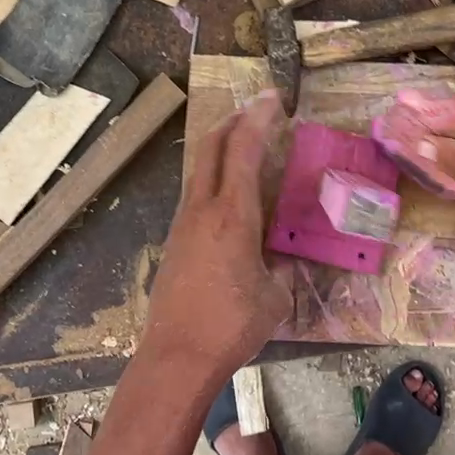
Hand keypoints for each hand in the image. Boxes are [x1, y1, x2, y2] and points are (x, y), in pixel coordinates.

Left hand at [140, 91, 292, 379]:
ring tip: (244, 146)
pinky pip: (196, 192)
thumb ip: (280, 269)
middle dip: (233, 120)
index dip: (258, 117)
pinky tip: (228, 194)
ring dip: (220, 147)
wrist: (176, 356)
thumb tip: (281, 259)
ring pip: (200, 167)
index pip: (244, 149)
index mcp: (233, 214)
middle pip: (212, 145)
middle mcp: (203, 208)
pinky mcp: (174, 240)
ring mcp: (183, 222)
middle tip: (256, 111)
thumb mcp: (275, 297)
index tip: (271, 98)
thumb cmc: (232, 325)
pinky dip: (213, 176)